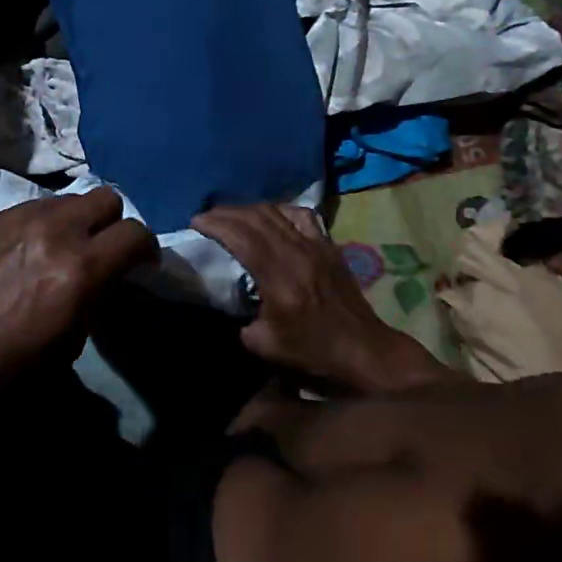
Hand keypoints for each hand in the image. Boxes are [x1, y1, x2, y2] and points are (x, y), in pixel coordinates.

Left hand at [0, 189, 157, 421]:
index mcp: (79, 269)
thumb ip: (94, 300)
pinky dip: (45, 221)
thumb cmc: (1, 373)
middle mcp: (53, 230)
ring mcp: (18, 216)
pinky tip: (28, 250)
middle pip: (107, 197)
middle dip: (114, 223)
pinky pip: (34, 205)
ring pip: (69, 197)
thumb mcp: (67, 347)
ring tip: (65, 248)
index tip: (141, 266)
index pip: (136, 234)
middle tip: (105, 252)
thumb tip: (104, 281)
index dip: (146, 250)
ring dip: (78, 219)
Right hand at [191, 204, 458, 392]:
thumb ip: (241, 321)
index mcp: (278, 279)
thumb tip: (228, 302)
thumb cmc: (315, 353)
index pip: (241, 237)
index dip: (215, 224)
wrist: (366, 353)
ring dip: (248, 209)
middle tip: (207, 216)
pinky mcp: (328, 247)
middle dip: (225, 212)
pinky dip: (279, 209)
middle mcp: (296, 254)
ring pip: (276, 212)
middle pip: (255, 218)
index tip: (195, 222)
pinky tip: (270, 215)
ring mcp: (315, 246)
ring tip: (231, 215)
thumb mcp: (265, 346)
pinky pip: (301, 215)